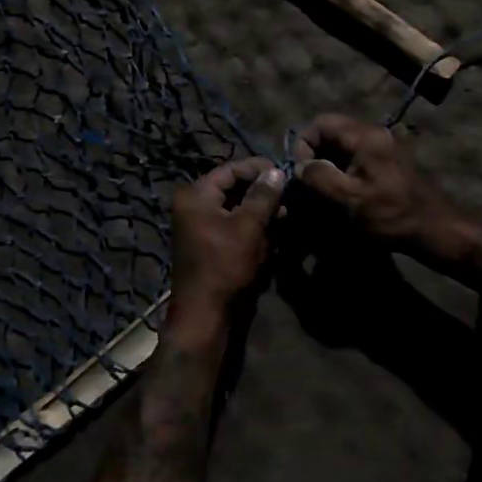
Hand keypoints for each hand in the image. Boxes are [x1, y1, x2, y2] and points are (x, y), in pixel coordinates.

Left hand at [168, 157, 286, 332]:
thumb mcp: (248, 226)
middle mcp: (193, 206)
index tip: (284, 170)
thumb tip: (276, 171)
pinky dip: (253, 226)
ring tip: (286, 213)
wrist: (205, 314)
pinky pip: (233, 226)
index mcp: (195, 195)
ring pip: (236, 208)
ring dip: (260, 210)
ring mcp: (200, 227)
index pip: (230, 170)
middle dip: (261, 191)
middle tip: (288, 193)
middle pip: (232, 188)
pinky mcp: (210, 245)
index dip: (258, 168)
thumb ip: (263, 195)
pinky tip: (275, 229)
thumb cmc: (225, 264)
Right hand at [294, 114, 473, 262]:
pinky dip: (343, 168)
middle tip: (309, 182)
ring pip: (343, 144)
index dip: (303, 144)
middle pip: (332, 131)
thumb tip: (300, 166)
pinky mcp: (389, 161)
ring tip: (323, 190)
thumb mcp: (349, 199)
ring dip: (328, 163)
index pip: (321, 123)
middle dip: (315, 154)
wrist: (435, 229)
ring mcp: (384, 146)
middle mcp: (375, 133)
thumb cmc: (391, 215)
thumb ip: (318, 178)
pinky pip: (357, 155)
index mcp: (365, 136)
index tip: (301, 172)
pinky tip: (342, 191)